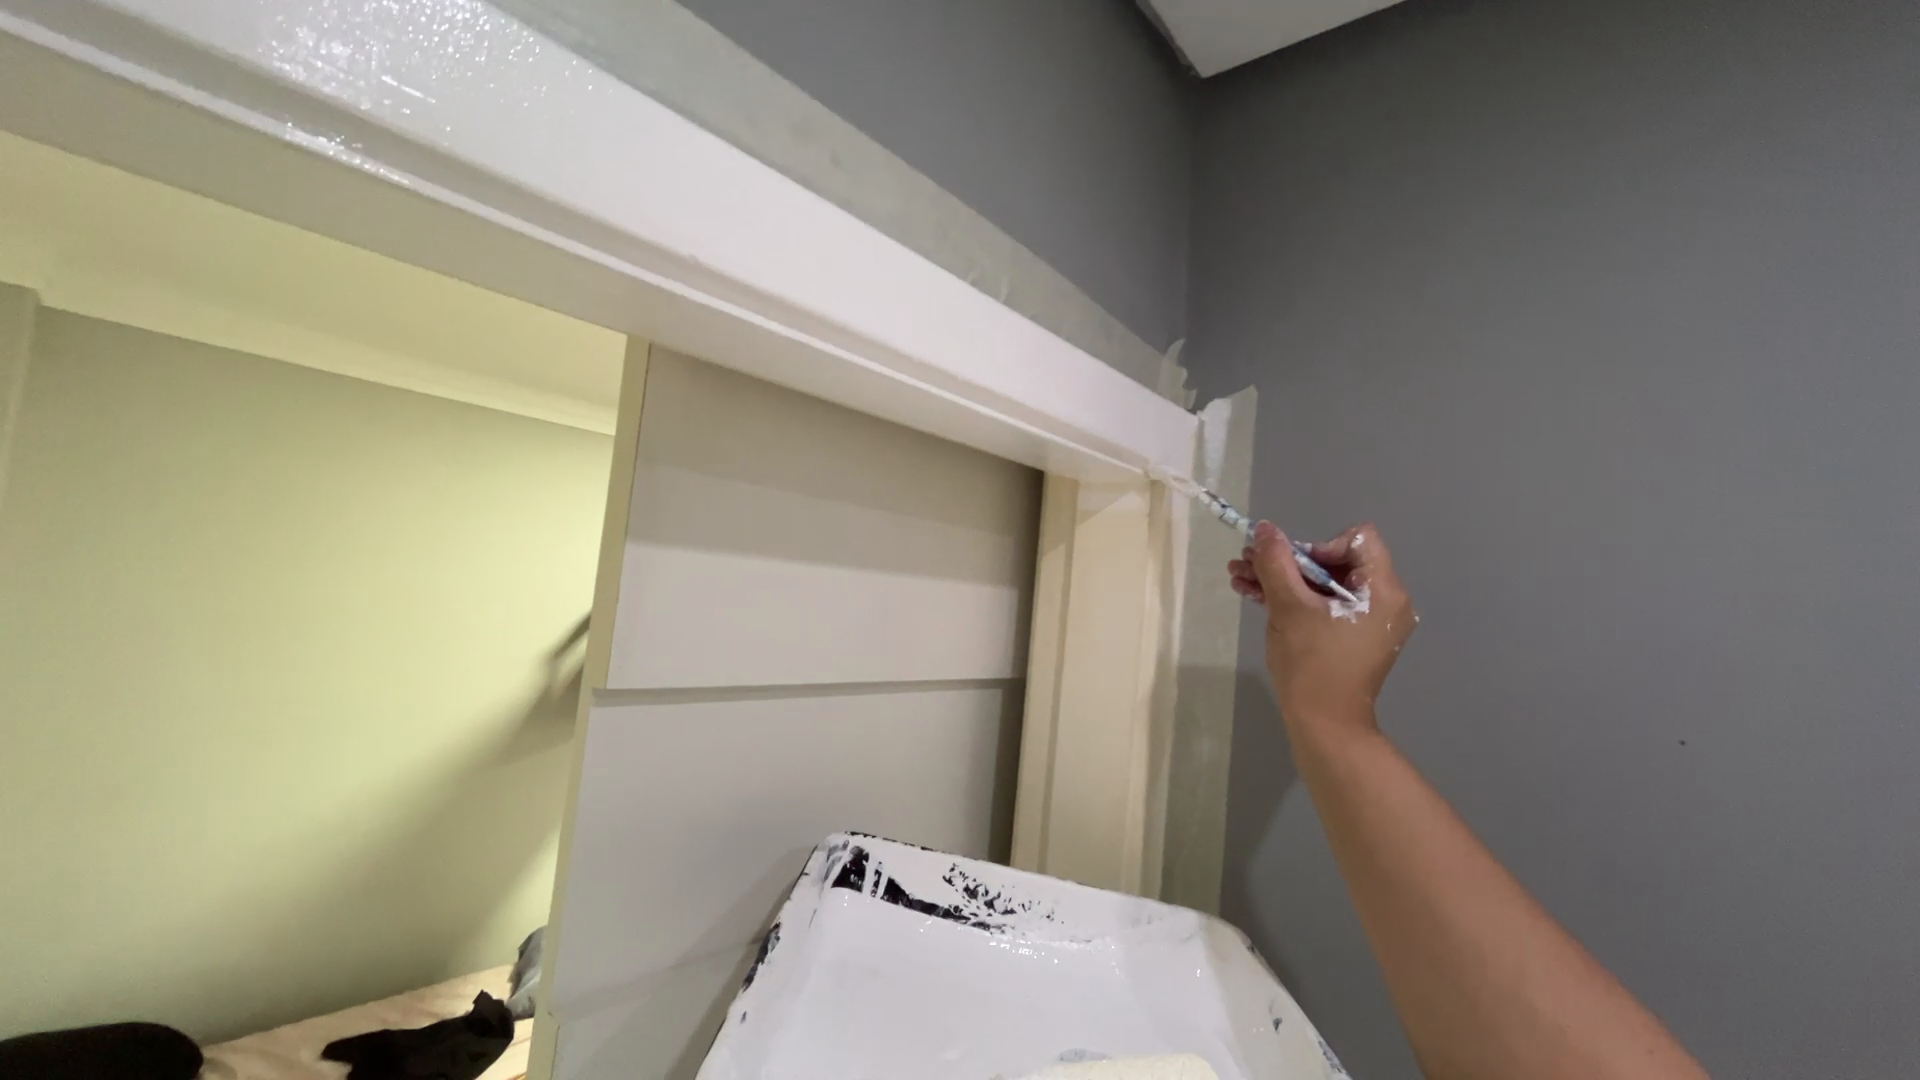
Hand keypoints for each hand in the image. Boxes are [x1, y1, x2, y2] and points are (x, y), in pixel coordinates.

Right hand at [1228, 521, 1415, 728]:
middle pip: (1335, 561)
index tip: (1289, 568)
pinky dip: (1293, 599)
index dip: (1317, 545)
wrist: (1324, 725)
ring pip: (1323, 584)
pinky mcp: (1352, 638)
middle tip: (1247, 564)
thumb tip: (1265, 529)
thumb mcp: (1288, 607)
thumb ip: (1276, 562)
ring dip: (1282, 579)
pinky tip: (1253, 594)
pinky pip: (1323, 606)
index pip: (1357, 539)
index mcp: (1382, 590)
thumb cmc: (1312, 663)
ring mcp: (1368, 621)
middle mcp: (1384, 601)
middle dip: (1287, 562)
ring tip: (1239, 577)